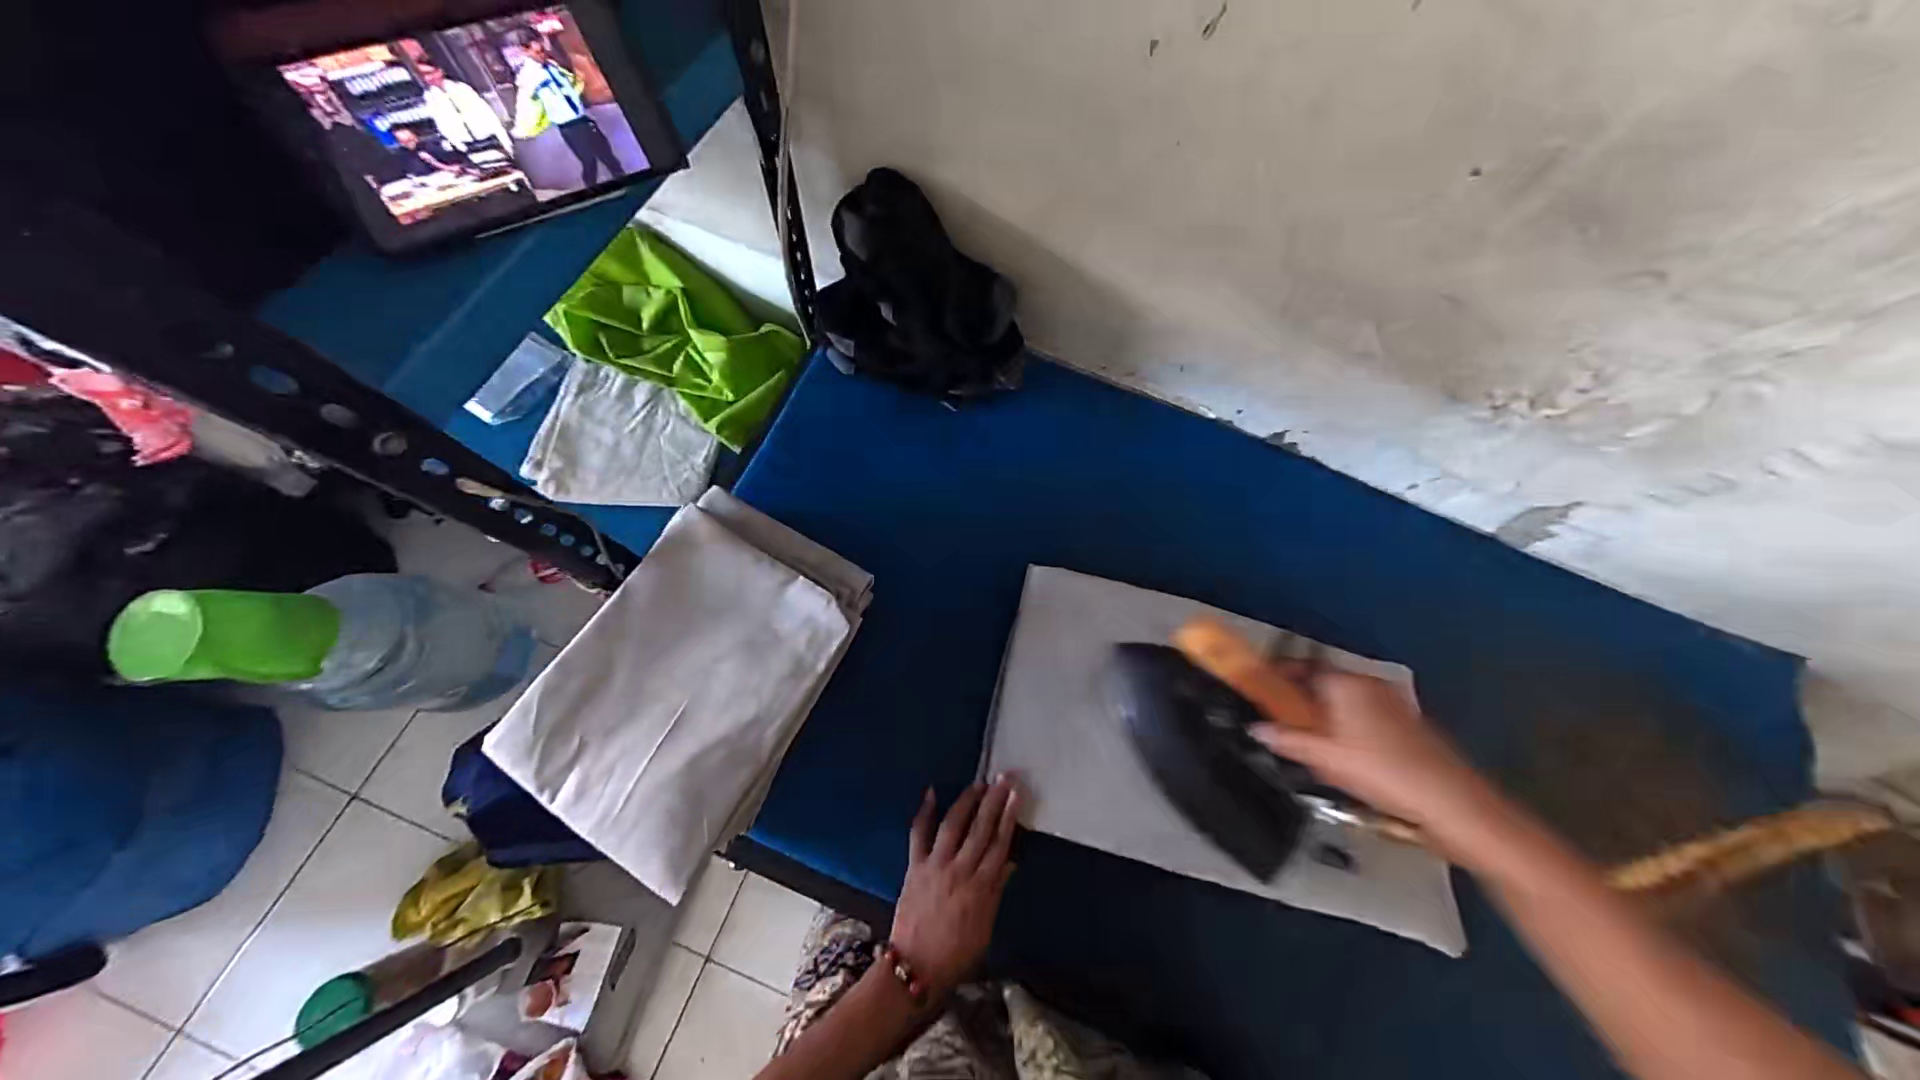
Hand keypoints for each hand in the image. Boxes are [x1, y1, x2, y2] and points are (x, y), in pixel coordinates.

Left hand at [890, 775, 1019, 995]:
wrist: (916, 967)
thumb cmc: (956, 953)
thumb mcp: (985, 927)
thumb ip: (996, 892)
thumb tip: (1009, 861)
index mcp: (982, 888)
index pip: (999, 844)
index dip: (1009, 817)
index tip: (1016, 796)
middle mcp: (960, 870)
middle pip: (981, 829)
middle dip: (994, 801)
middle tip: (1004, 779)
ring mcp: (936, 865)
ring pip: (954, 825)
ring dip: (966, 801)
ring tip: (978, 784)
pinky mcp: (915, 866)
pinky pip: (918, 834)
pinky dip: (924, 812)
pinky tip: (931, 792)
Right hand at [1251, 670, 1506, 853]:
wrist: (1452, 805)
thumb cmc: (1387, 774)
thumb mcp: (1324, 758)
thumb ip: (1286, 739)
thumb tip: (1259, 729)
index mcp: (1347, 683)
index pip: (1301, 666)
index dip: (1277, 675)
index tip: (1259, 688)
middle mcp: (1370, 685)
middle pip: (1323, 683)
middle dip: (1300, 699)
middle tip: (1280, 720)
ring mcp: (1393, 703)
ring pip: (1345, 701)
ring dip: (1325, 715)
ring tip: (1311, 742)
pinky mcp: (1407, 724)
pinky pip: (1364, 716)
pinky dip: (1348, 727)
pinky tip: (1346, 757)